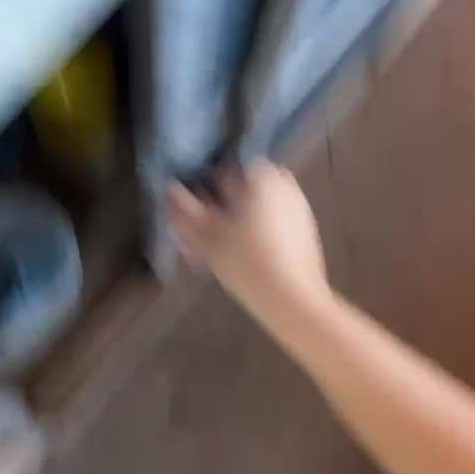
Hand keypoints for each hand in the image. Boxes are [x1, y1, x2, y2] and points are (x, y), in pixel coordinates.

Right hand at [168, 161, 329, 317]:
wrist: (294, 300)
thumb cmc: (247, 263)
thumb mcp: (206, 237)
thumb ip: (184, 210)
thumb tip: (171, 190)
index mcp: (259, 173)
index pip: (214, 177)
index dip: (194, 203)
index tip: (183, 229)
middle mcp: (281, 181)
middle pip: (234, 197)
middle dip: (211, 219)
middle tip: (194, 249)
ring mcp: (296, 205)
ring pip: (250, 213)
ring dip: (227, 232)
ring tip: (210, 261)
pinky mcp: (303, 230)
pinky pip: (267, 227)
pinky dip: (250, 239)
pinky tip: (236, 265)